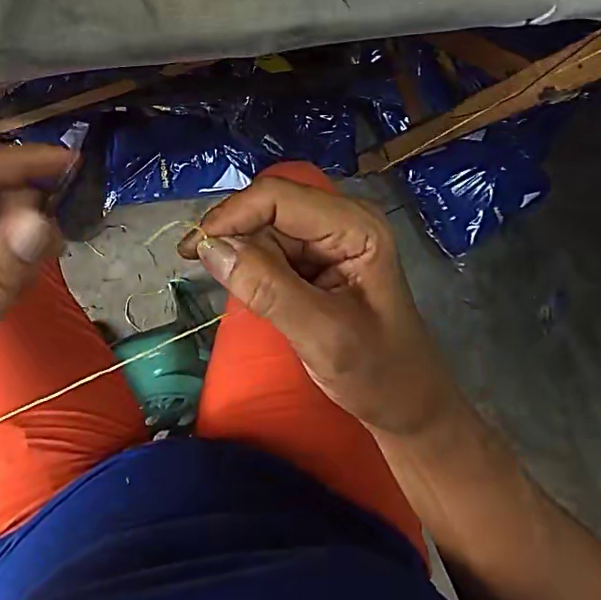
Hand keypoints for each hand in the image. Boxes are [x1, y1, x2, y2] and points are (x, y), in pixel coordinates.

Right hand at [179, 177, 459, 436]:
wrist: (407, 403)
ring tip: (236, 292)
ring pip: (267, 227)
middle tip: (197, 267)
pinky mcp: (319, 259)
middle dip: (233, 233)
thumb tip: (210, 247)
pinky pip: (273, 248)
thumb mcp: (322, 335)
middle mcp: (343, 220)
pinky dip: (252, 265)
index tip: (193, 250)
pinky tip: (246, 288)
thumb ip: (268, 289)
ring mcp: (332, 238)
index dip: (232, 214)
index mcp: (356, 226)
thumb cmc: (378, 372)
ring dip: (241, 252)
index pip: (280, 197)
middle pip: (271, 206)